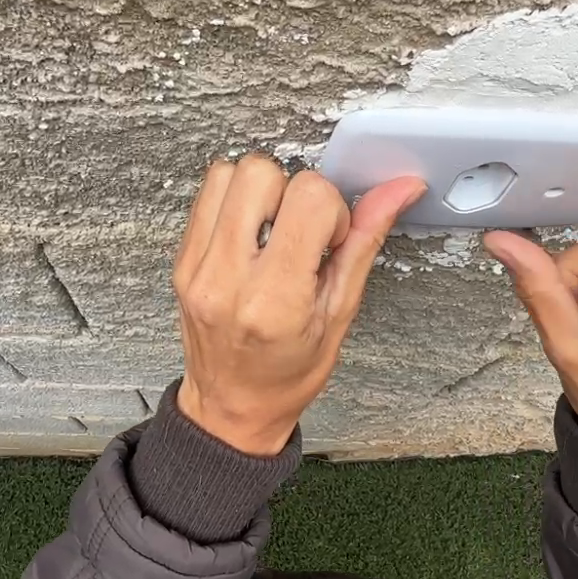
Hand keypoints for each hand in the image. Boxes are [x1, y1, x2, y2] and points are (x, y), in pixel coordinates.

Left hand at [173, 155, 426, 455]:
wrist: (230, 406)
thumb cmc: (287, 374)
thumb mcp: (339, 314)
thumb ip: (364, 242)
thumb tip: (398, 189)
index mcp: (275, 300)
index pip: (308, 198)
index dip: (332, 208)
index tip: (330, 239)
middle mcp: (227, 278)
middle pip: (261, 172)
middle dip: (293, 191)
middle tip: (300, 232)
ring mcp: (196, 267)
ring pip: (230, 172)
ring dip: (261, 191)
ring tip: (273, 231)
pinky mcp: (179, 259)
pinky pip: (206, 193)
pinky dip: (234, 201)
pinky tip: (251, 234)